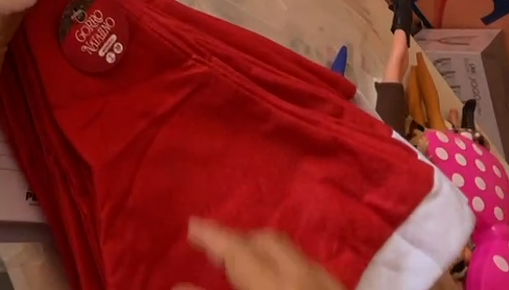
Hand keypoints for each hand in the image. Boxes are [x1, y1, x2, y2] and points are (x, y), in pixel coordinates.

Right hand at [177, 219, 343, 289]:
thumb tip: (179, 286)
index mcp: (276, 287)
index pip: (238, 252)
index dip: (213, 237)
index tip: (191, 226)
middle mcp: (305, 279)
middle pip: (268, 243)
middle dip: (239, 240)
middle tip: (214, 248)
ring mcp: (329, 288)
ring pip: (293, 254)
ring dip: (264, 252)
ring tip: (244, 263)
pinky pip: (312, 270)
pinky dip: (289, 268)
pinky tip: (284, 284)